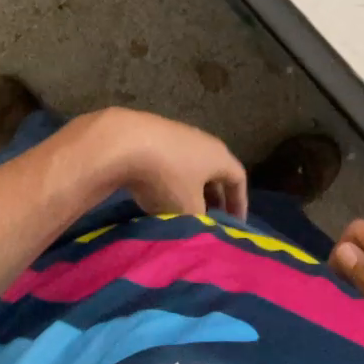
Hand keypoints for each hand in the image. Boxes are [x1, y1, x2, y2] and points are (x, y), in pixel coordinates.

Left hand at [71, 108, 247, 219]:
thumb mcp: (190, 210)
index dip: (239, 204)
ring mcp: (175, 135)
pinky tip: (156, 197)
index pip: (239, 179)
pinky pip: (169, 164)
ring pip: (190, 168)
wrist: (124, 142)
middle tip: (209, 223)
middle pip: (214, 172)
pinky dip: (169, 182)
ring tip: (182, 214)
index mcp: (218, 155)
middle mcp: (201, 141)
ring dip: (190, 191)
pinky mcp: (151, 136)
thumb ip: (201, 221)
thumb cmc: (167, 177)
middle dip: (214, 199)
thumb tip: (200, 226)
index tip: (235, 227)